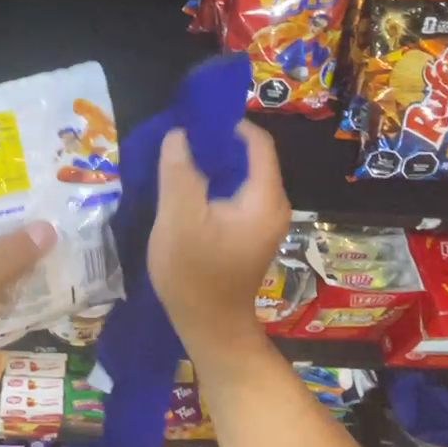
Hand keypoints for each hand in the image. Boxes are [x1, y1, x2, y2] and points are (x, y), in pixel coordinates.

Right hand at [149, 122, 289, 354]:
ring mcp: (260, 222)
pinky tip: (183, 190)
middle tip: (178, 139)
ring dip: (210, 166)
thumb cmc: (194, 273)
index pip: (257, 143)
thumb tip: (179, 134)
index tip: (193, 119)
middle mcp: (271, 206)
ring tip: (176, 161)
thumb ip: (179, 172)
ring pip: (237, 178)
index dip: (227, 125)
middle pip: (248, 158)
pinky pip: (232, 197)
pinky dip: (211, 187)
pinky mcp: (245, 235)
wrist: (208, 327)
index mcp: (264, 198)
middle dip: (215, 144)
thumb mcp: (178, 218)